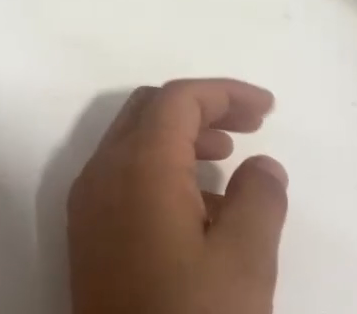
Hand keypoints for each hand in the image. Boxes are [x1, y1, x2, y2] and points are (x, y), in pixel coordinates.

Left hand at [67, 79, 287, 313]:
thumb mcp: (245, 263)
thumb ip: (260, 202)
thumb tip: (263, 165)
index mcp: (137, 164)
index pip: (176, 100)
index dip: (224, 93)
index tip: (270, 109)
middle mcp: (102, 169)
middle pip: (149, 111)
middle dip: (201, 109)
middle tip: (252, 128)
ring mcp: (89, 199)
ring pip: (132, 140)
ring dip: (180, 138)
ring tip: (230, 160)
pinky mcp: (87, 229)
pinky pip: (122, 173)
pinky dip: (160, 167)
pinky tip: (198, 202)